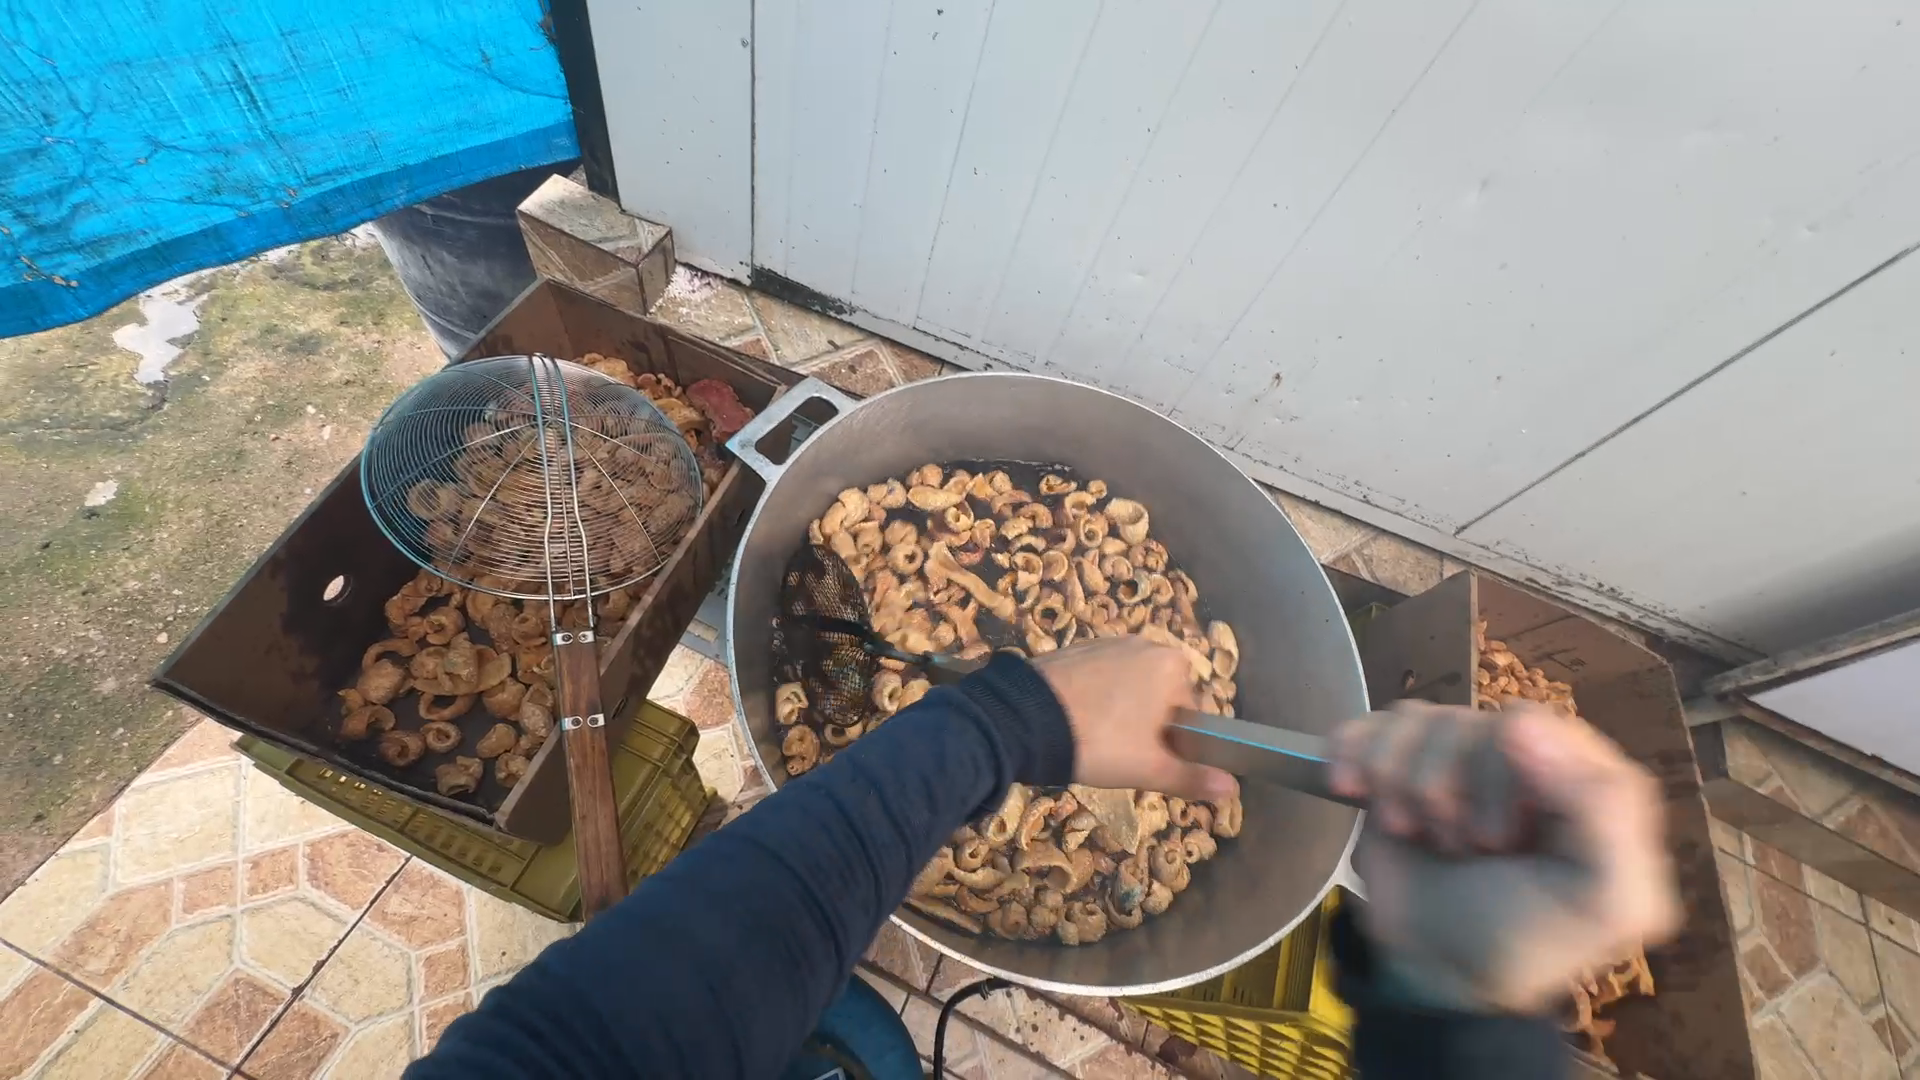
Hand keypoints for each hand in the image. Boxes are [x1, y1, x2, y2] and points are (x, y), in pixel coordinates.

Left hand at [1030, 638, 1237, 802]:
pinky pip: (1100, 678)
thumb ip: (1193, 777)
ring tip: (1098, 741)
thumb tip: (1233, 788)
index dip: (1178, 743)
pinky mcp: (1075, 648)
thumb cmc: (1100, 741)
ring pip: (1130, 688)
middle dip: (1149, 726)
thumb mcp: (1150, 768)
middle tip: (1123, 754)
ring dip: (1122, 713)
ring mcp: (1106, 642)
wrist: (1025, 718)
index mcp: (1172, 664)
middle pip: (1161, 696)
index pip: (1193, 712)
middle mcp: (1144, 643)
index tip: (1152, 762)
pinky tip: (1078, 721)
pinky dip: (1096, 699)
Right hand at [1328, 701, 1680, 1013]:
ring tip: (1409, 830)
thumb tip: (1517, 721)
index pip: (1527, 721)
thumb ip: (1601, 812)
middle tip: (1454, 844)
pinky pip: (1363, 725)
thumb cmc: (1523, 935)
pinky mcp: (1390, 758)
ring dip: (1395, 779)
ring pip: (1409, 720)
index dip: (1498, 773)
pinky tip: (1350, 789)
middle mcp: (1513, 753)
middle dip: (1442, 787)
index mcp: (1577, 776)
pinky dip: (1349, 754)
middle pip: (1460, 721)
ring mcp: (1447, 753)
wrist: (1431, 962)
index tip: (1495, 839)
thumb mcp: (1602, 900)